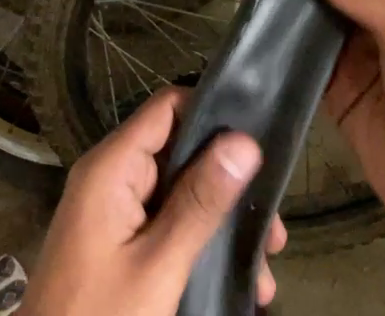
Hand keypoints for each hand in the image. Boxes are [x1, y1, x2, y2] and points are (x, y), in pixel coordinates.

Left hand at [21, 88, 288, 315]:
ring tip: (267, 258)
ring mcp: (116, 213)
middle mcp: (112, 179)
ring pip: (183, 194)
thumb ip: (201, 201)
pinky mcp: (121, 244)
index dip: (213, 113)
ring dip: (224, 222)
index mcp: (111, 168)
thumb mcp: (158, 265)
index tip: (262, 137)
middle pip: (182, 152)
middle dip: (230, 183)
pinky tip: (241, 277)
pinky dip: (204, 243)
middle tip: (273, 223)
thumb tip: (245, 141)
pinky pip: (170, 225)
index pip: (168, 107)